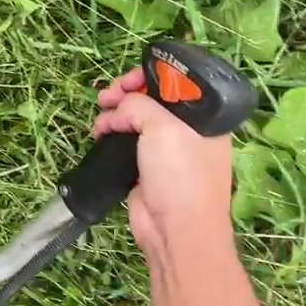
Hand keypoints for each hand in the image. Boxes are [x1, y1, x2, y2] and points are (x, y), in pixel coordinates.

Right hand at [92, 67, 235, 263]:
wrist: (176, 228)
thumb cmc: (179, 174)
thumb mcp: (162, 126)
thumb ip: (138, 104)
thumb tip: (117, 110)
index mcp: (205, 122)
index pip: (177, 85)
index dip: (151, 77)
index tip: (128, 80)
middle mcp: (187, 132)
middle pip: (152, 98)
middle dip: (127, 92)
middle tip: (107, 95)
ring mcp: (166, 150)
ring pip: (135, 116)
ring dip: (114, 110)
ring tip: (101, 116)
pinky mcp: (146, 164)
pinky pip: (126, 136)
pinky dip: (111, 129)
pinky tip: (100, 131)